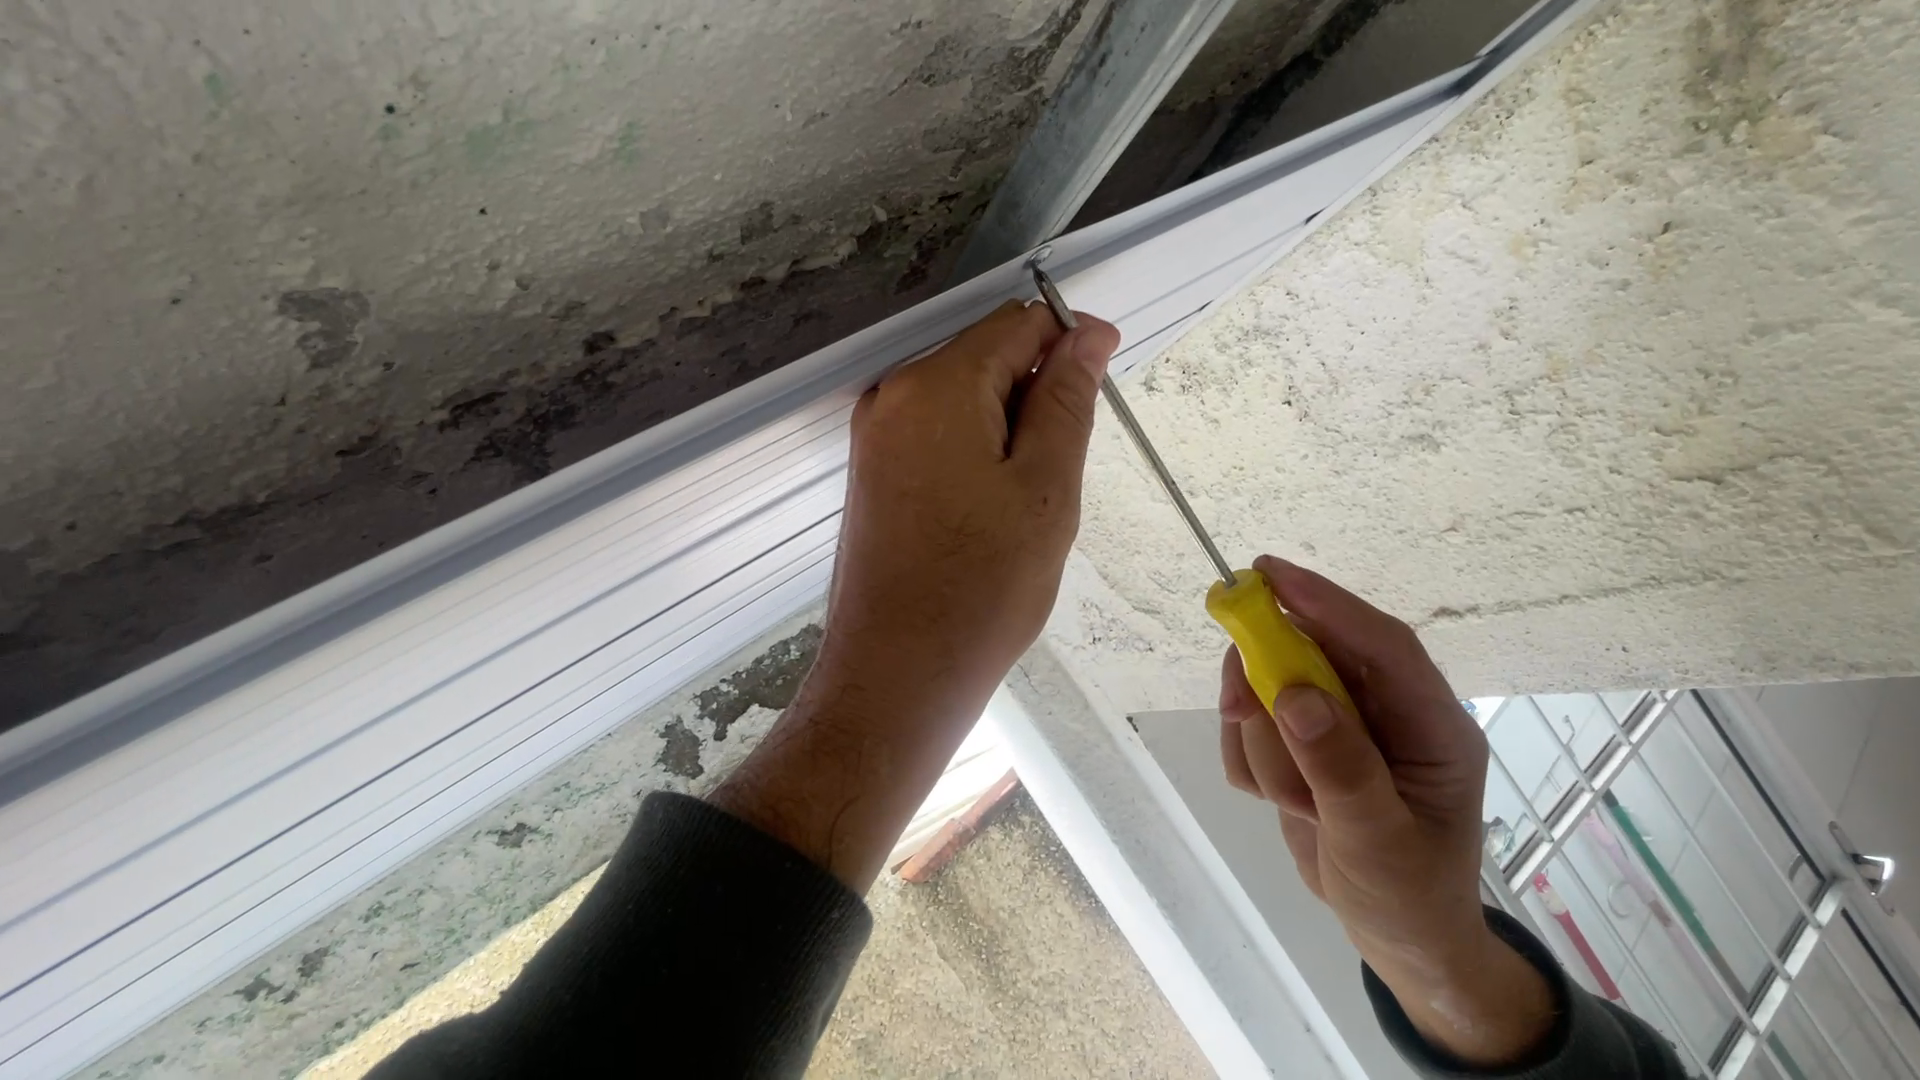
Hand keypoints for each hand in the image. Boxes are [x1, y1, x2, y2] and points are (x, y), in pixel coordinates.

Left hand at [814, 300, 1120, 718]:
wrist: (896, 676)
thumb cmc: (981, 589)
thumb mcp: (1044, 489)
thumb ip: (1065, 401)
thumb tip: (1086, 335)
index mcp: (934, 387)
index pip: (1015, 325)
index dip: (1070, 340)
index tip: (1105, 377)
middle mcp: (891, 397)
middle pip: (984, 359)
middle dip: (1035, 396)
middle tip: (1057, 475)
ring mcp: (874, 438)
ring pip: (963, 402)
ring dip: (1007, 432)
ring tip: (1022, 505)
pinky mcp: (872, 475)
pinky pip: (937, 437)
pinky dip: (975, 455)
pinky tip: (988, 513)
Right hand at [1219, 556, 1553, 1066]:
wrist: (1396, 940)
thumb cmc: (1406, 896)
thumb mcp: (1377, 840)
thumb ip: (1339, 766)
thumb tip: (1292, 693)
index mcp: (1430, 723)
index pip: (1381, 643)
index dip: (1324, 602)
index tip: (1265, 576)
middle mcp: (1386, 713)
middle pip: (1313, 657)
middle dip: (1269, 681)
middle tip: (1237, 706)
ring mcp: (1341, 728)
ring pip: (1273, 695)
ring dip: (1266, 748)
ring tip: (1294, 803)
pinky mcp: (1305, 746)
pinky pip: (1254, 730)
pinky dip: (1251, 764)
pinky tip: (1284, 804)